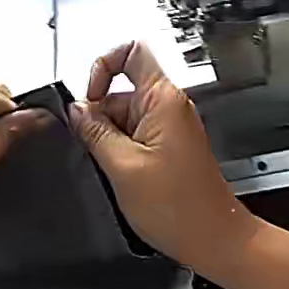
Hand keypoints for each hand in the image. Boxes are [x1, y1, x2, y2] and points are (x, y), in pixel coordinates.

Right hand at [69, 42, 259, 274]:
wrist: (212, 237)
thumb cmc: (179, 207)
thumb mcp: (121, 166)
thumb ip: (94, 132)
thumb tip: (76, 110)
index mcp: (164, 99)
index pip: (132, 51)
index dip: (104, 65)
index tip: (90, 96)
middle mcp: (170, 106)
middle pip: (122, 89)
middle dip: (100, 115)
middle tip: (96, 147)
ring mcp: (170, 125)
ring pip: (125, 114)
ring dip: (110, 137)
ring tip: (115, 169)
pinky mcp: (168, 144)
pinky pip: (135, 133)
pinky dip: (120, 150)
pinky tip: (122, 175)